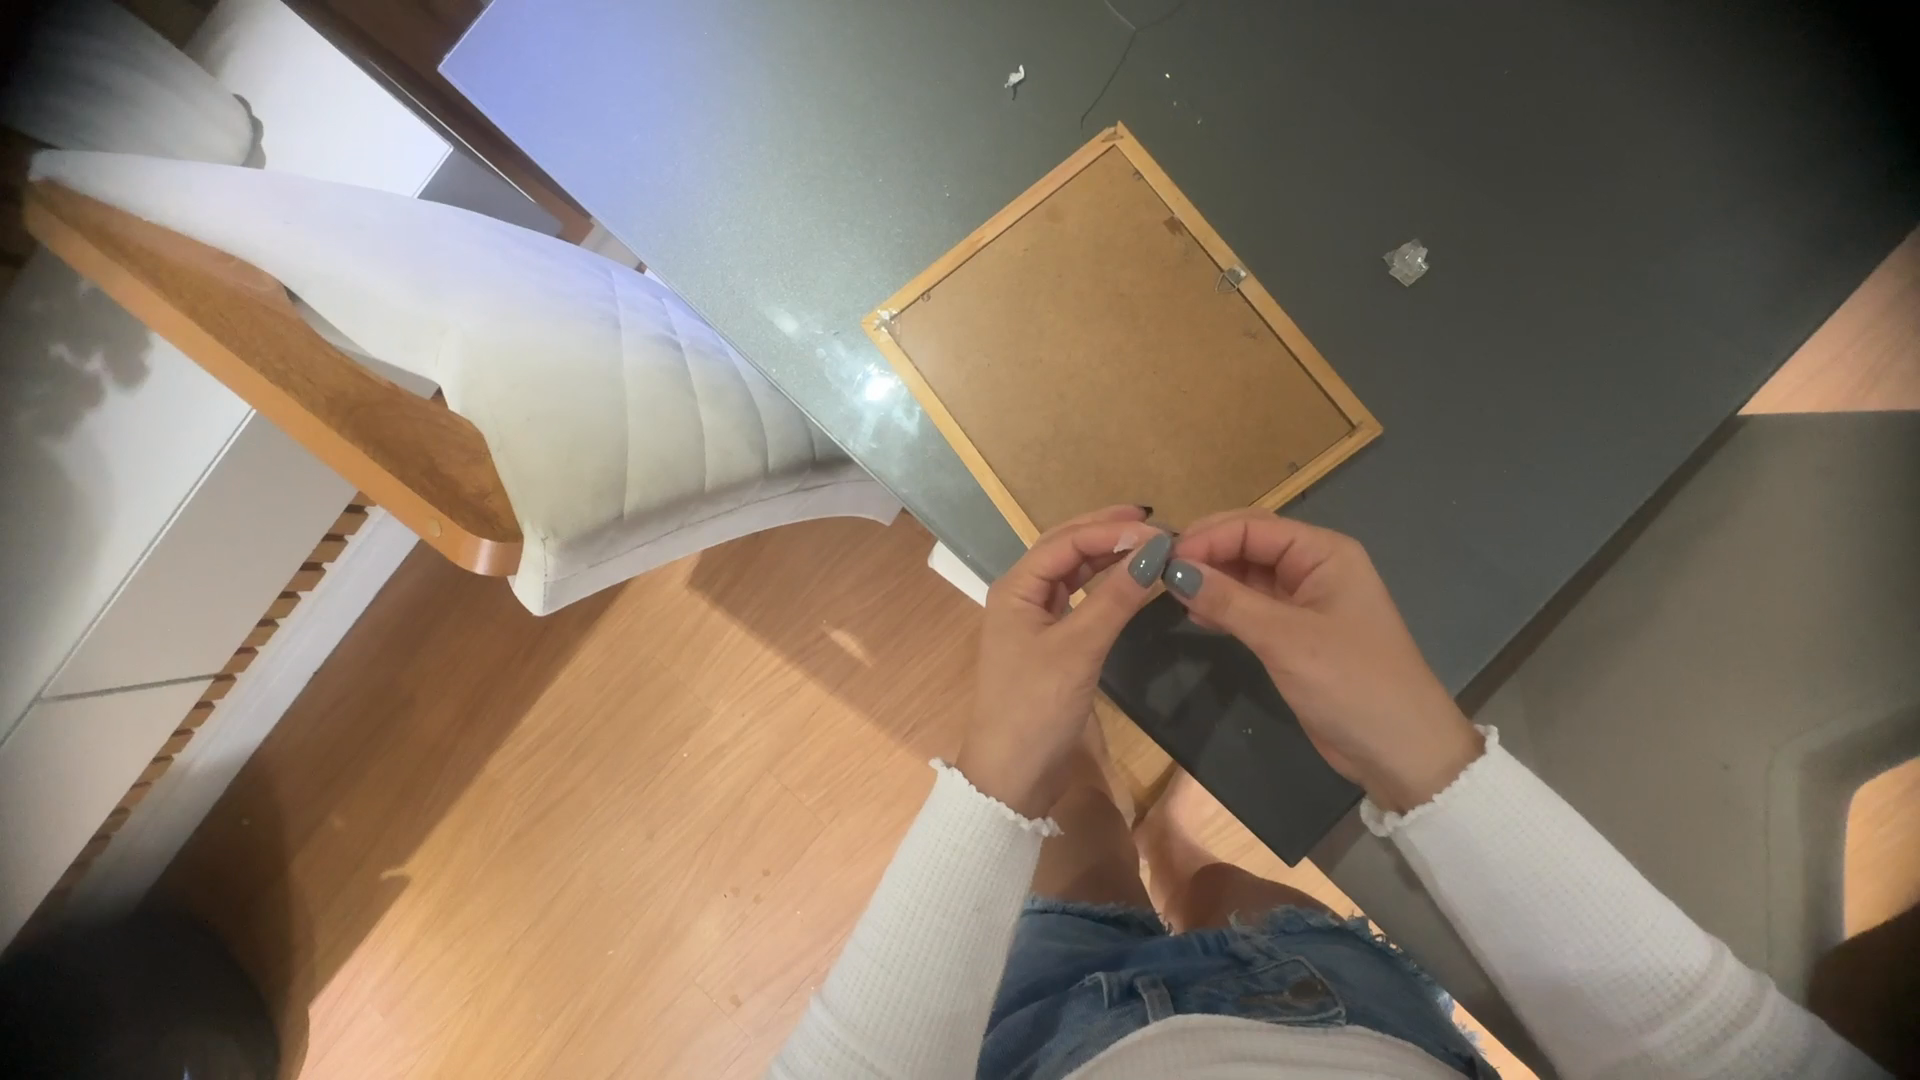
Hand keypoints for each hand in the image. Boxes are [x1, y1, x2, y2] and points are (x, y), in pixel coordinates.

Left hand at [956, 506, 1166, 817]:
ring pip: (1072, 574)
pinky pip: (1078, 601)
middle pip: (1065, 549)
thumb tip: (1155, 553)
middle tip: (1154, 523)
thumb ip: (1114, 599)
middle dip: (1106, 532)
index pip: (1066, 542)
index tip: (1160, 530)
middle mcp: (1021, 595)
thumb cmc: (1036, 707)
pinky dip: (1104, 588)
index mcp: (1015, 588)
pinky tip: (1129, 581)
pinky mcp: (1048, 642)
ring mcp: (1033, 619)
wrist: (1012, 774)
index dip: (1111, 531)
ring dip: (1106, 557)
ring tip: (1148, 545)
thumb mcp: (1078, 649)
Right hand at [1163, 509, 1482, 813]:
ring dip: (1210, 580)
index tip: (1162, 560)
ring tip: (1171, 594)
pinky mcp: (1293, 632)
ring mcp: (1303, 600)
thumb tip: (1172, 570)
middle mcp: (1313, 567)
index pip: (1252, 526)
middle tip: (1158, 572)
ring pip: (1245, 574)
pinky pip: (1249, 604)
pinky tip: (1195, 615)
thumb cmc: (1351, 684)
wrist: (1400, 752)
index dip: (1206, 538)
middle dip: (1205, 554)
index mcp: (1323, 553)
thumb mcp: (1284, 639)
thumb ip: (1227, 600)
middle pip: (1247, 544)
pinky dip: (1221, 606)